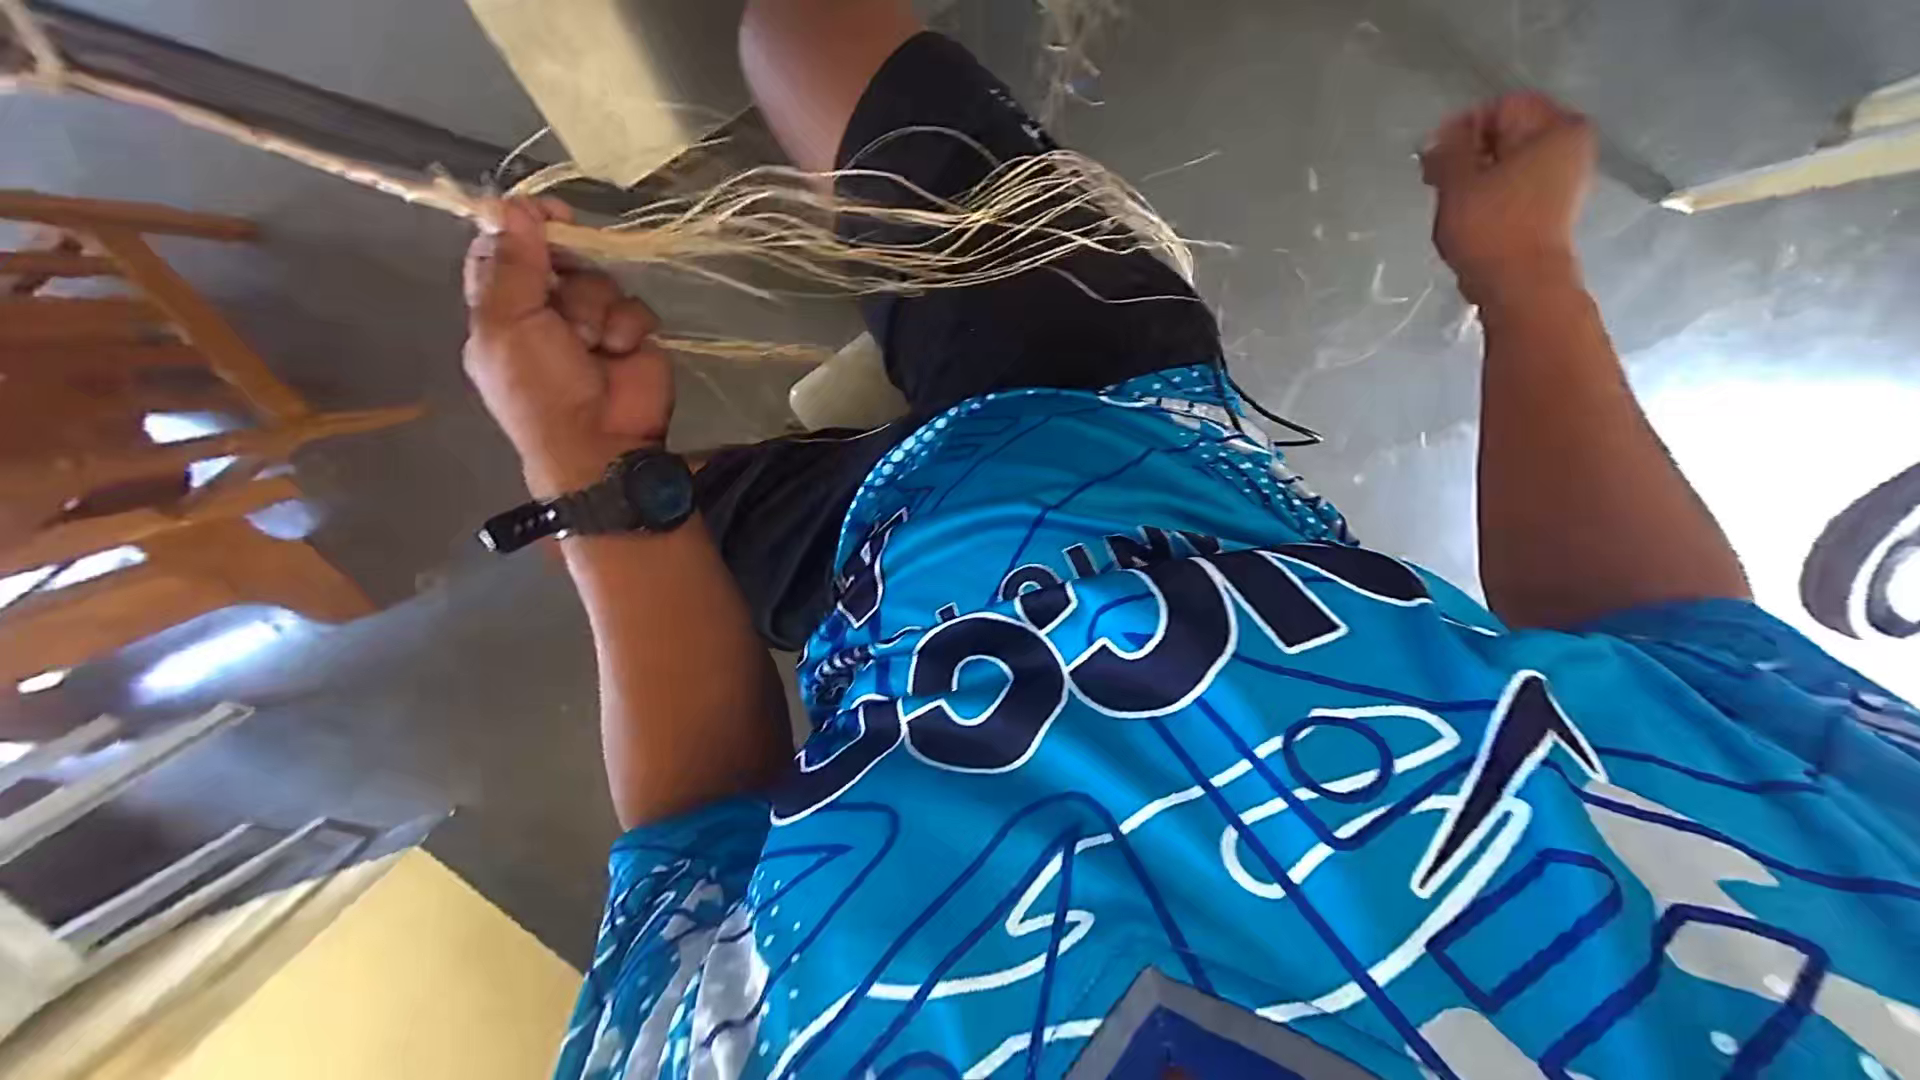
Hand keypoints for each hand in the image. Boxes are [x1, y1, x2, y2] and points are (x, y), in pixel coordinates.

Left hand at [463, 198, 673, 497]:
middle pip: (562, 259)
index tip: (549, 214)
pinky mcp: (635, 338)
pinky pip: (636, 306)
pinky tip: (621, 350)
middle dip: (568, 279)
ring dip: (598, 309)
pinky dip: (630, 325)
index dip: (524, 226)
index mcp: (504, 305)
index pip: (507, 248)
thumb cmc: (541, 386)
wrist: (601, 439)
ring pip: (602, 280)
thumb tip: (513, 204)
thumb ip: (512, 262)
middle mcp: (549, 309)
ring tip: (596, 344)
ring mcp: (596, 323)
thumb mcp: (508, 322)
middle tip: (566, 308)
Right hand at [1421, 91, 1596, 301]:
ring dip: (1476, 173)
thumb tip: (1438, 137)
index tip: (1430, 155)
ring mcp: (1567, 176)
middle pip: (1510, 131)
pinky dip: (1491, 191)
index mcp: (1555, 128)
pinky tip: (1468, 211)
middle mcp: (1570, 144)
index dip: (1462, 126)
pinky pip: (1517, 183)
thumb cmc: (1490, 228)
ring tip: (1448, 197)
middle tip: (1433, 177)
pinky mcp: (1554, 204)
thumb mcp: (1459, 184)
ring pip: (1512, 160)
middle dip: (1469, 150)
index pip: (1503, 106)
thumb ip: (1447, 152)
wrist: (1519, 283)